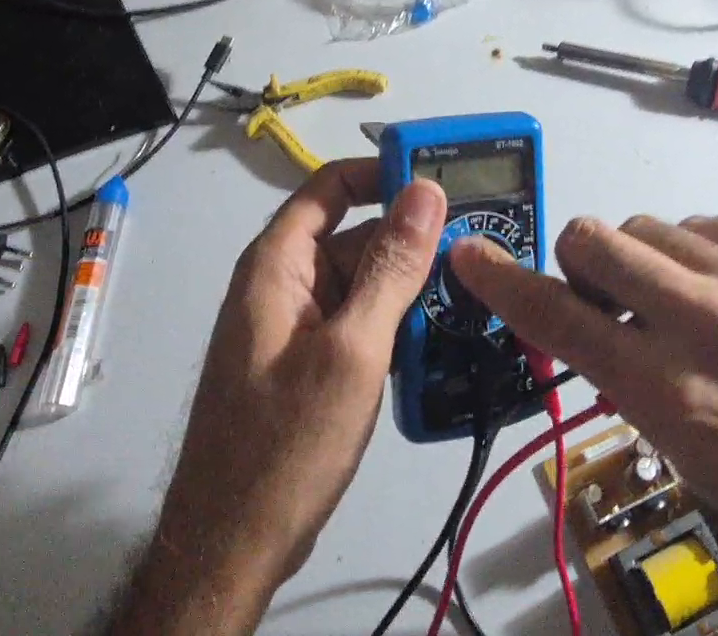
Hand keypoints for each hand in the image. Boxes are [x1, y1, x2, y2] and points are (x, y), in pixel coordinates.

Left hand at [115, 159, 445, 635]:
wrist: (234, 543)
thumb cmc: (289, 439)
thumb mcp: (353, 347)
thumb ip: (392, 267)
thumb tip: (426, 189)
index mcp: (278, 264)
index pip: (331, 188)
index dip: (384, 174)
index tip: (446, 181)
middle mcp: (282, 285)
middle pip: (352, 235)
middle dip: (411, 238)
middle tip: (483, 243)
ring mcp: (294, 327)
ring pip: (360, 282)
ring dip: (409, 286)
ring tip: (475, 287)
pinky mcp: (308, 363)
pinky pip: (356, 321)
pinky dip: (393, 322)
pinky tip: (441, 336)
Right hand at [450, 215, 717, 562]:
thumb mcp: (666, 437)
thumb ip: (610, 360)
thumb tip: (571, 298)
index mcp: (670, 389)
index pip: (559, 315)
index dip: (503, 282)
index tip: (472, 254)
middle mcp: (715, 324)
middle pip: (596, 238)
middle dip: (586, 263)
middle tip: (611, 297)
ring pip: (652, 226)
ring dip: (649, 261)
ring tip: (683, 303)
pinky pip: (712, 224)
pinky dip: (703, 254)